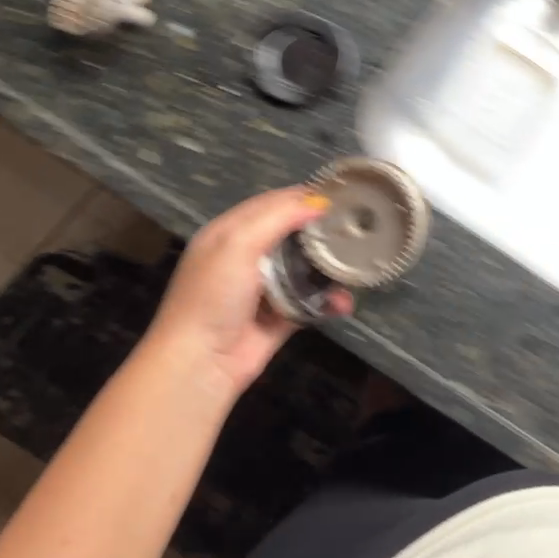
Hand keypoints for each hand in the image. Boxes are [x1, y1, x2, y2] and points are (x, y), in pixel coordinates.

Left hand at [140, 186, 352, 398]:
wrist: (201, 362)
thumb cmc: (213, 296)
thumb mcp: (237, 245)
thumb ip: (277, 218)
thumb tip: (318, 202)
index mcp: (230, 233)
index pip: (272, 203)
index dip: (304, 197)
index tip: (341, 195)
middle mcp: (248, 257)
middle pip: (294, 234)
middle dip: (323, 232)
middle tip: (357, 229)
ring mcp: (266, 287)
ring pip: (308, 268)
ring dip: (331, 269)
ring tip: (355, 268)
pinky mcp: (282, 315)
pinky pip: (313, 301)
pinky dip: (329, 301)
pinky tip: (343, 303)